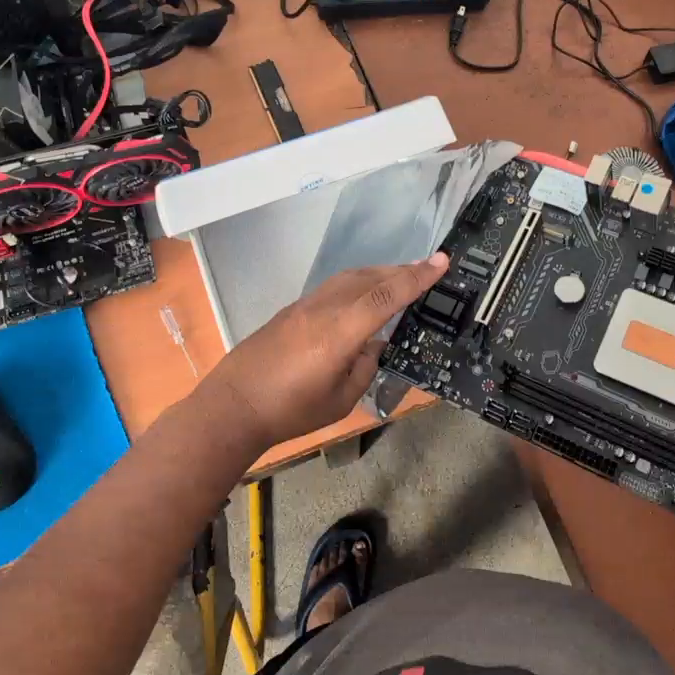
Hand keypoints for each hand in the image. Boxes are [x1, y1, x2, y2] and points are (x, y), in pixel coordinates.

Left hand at [205, 253, 449, 449]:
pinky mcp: (293, 309)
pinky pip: (335, 286)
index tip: (441, 262)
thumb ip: (364, 367)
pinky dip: (358, 283)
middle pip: (370, 278)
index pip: (386, 296)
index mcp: (339, 333)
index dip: (416, 278)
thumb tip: (374, 345)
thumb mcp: (340, 399)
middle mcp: (324, 309)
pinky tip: (365, 297)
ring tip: (401, 279)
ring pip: (350, 278)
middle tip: (429, 270)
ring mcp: (306, 305)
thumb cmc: (290, 411)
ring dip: (380, 274)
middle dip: (402, 271)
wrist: (233, 405)